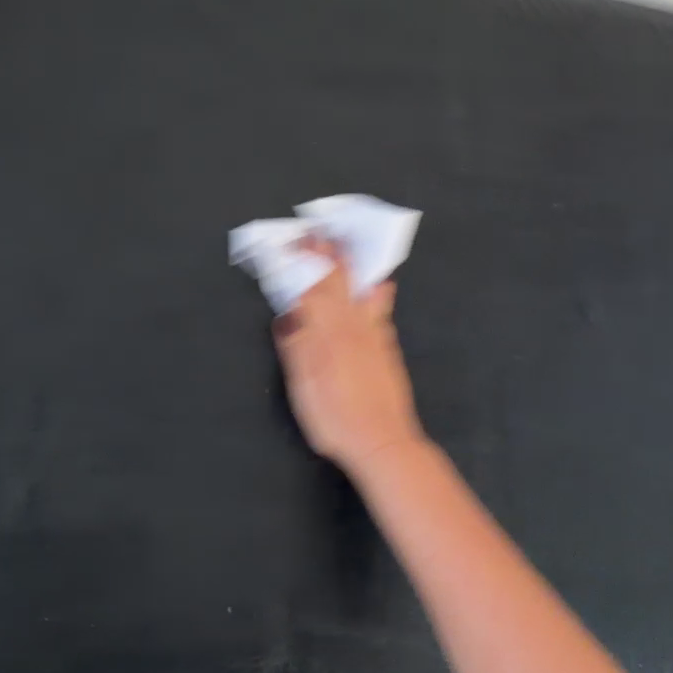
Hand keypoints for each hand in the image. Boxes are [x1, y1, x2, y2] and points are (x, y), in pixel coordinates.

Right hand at [272, 239, 427, 470]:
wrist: (383, 441)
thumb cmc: (333, 418)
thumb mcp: (301, 387)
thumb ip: (294, 347)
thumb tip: (285, 315)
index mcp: (324, 334)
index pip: (309, 289)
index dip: (300, 264)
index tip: (293, 241)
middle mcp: (350, 326)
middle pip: (336, 282)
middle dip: (325, 254)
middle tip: (318, 231)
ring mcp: (373, 335)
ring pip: (361, 290)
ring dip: (351, 265)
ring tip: (346, 245)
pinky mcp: (387, 348)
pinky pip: (381, 309)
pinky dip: (377, 291)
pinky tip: (381, 285)